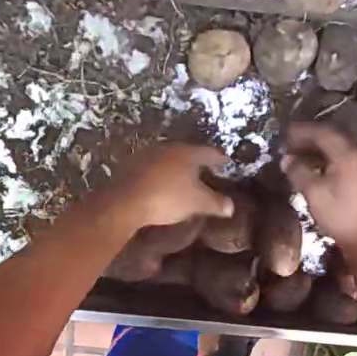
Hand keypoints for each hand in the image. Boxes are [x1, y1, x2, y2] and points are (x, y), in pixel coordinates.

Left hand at [101, 144, 234, 230]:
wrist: (125, 202)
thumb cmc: (167, 198)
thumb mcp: (197, 203)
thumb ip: (215, 203)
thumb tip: (231, 206)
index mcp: (187, 154)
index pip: (208, 153)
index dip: (219, 158)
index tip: (226, 160)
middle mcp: (167, 149)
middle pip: (187, 153)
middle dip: (196, 161)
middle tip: (205, 168)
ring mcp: (146, 155)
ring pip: (168, 159)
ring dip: (176, 167)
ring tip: (182, 176)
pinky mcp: (130, 166)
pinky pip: (152, 168)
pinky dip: (160, 174)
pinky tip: (160, 184)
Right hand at [282, 122, 356, 254]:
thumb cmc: (342, 218)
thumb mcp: (315, 195)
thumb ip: (299, 173)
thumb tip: (287, 159)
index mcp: (349, 155)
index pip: (323, 133)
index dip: (302, 132)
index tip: (285, 134)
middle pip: (335, 138)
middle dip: (312, 138)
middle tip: (292, 143)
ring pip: (343, 149)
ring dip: (322, 149)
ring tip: (303, 154)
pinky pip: (350, 160)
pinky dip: (333, 159)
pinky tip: (322, 168)